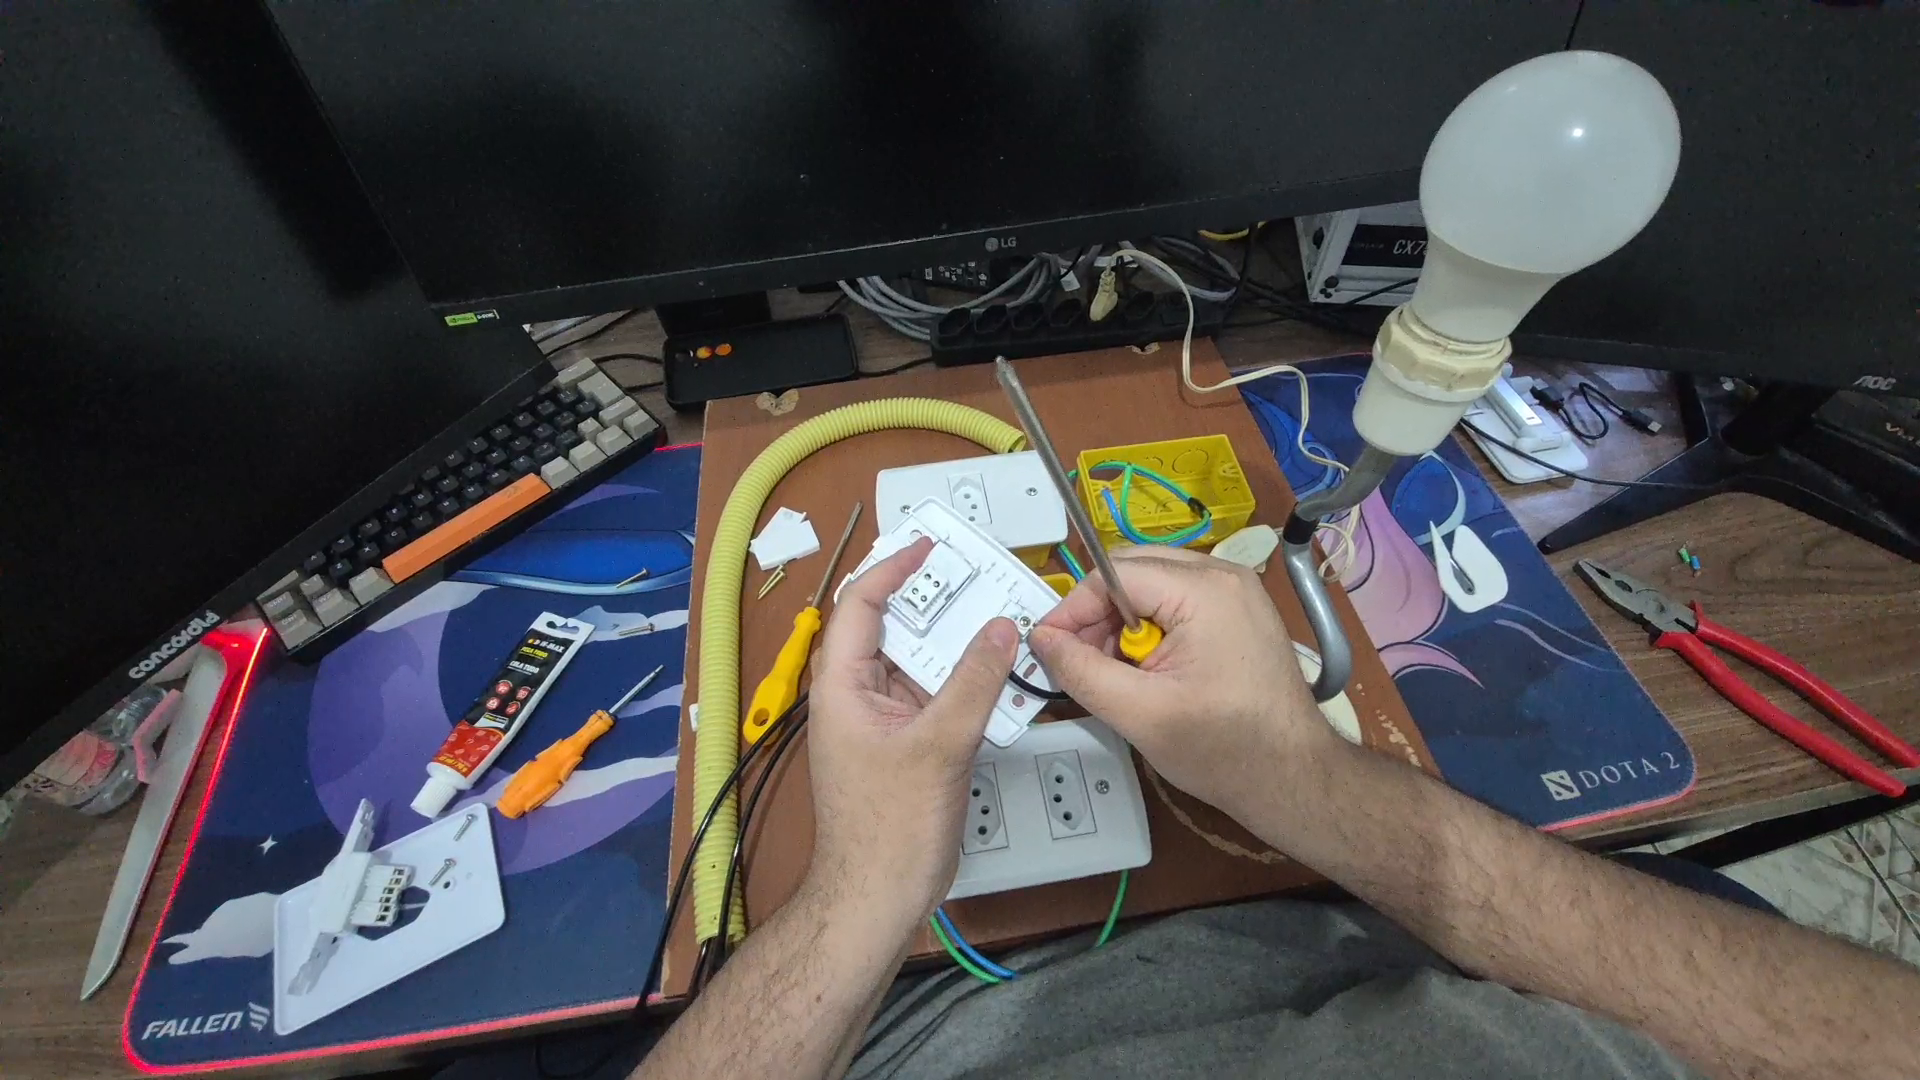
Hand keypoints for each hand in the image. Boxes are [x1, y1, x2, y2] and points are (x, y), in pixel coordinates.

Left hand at [801, 536, 1016, 931]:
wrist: (877, 898)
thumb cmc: (890, 829)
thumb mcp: (939, 745)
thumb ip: (974, 682)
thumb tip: (1002, 628)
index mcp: (842, 685)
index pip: (860, 606)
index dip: (892, 569)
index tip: (929, 546)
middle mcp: (855, 694)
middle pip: (889, 629)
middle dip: (929, 600)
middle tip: (972, 576)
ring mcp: (878, 718)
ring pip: (913, 662)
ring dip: (949, 641)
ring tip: (991, 615)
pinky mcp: (901, 740)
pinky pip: (929, 693)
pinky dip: (958, 678)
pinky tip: (993, 672)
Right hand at [1027, 546, 1339, 820]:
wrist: (1294, 777)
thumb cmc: (1223, 749)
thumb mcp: (1139, 713)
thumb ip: (1081, 670)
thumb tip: (1040, 638)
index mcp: (1204, 589)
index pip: (1114, 573)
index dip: (1074, 608)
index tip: (1050, 647)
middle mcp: (1222, 574)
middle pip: (1131, 570)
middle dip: (1097, 614)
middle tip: (1082, 660)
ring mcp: (1234, 589)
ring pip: (1149, 583)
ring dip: (1120, 621)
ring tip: (1116, 671)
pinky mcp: (1236, 608)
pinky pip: (1173, 598)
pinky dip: (1148, 626)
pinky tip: (1146, 667)